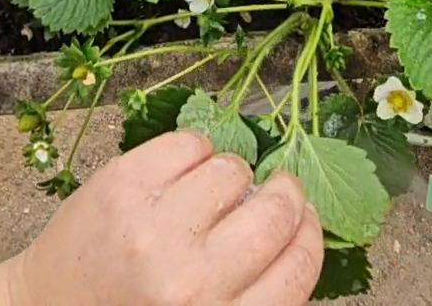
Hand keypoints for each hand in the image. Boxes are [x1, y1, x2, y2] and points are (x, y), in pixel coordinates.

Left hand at [0, 130, 323, 305]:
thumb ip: (250, 292)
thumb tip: (298, 227)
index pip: (296, 269)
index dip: (309, 234)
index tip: (305, 219)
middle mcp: (187, 282)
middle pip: (273, 214)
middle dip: (284, 194)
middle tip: (277, 190)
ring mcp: (152, 227)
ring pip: (233, 169)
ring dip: (232, 175)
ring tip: (214, 192)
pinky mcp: (123, 182)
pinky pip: (191, 142)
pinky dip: (197, 150)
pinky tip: (184, 173)